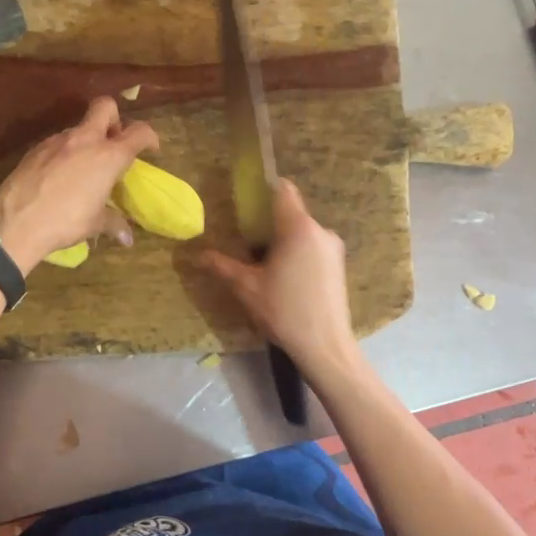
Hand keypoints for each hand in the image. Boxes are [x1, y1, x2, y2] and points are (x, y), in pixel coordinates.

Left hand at [0, 96, 158, 272]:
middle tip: (113, 143)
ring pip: (79, 128)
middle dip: (114, 119)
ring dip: (87, 140)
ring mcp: (57, 141)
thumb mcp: (94, 224)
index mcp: (108, 156)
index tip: (150, 148)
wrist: (16, 222)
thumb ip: (113, 223)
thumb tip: (127, 238)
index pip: (138, 132)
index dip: (149, 136)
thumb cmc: (65, 222)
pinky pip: (58, 143)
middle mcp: (85, 140)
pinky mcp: (36, 148)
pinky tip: (59, 177)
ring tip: (83, 169)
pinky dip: (65, 153)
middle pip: (105, 107)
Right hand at [200, 180, 358, 373]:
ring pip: (303, 233)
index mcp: (298, 228)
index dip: (264, 189)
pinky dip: (298, 255)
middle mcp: (320, 231)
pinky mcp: (339, 266)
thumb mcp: (247, 288)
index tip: (246, 201)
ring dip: (284, 242)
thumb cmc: (284, 312)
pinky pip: (313, 248)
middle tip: (246, 243)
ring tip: (264, 266)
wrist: (325, 346)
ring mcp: (333, 248)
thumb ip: (222, 266)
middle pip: (292, 214)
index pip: (283, 190)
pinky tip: (285, 279)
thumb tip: (196, 255)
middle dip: (269, 224)